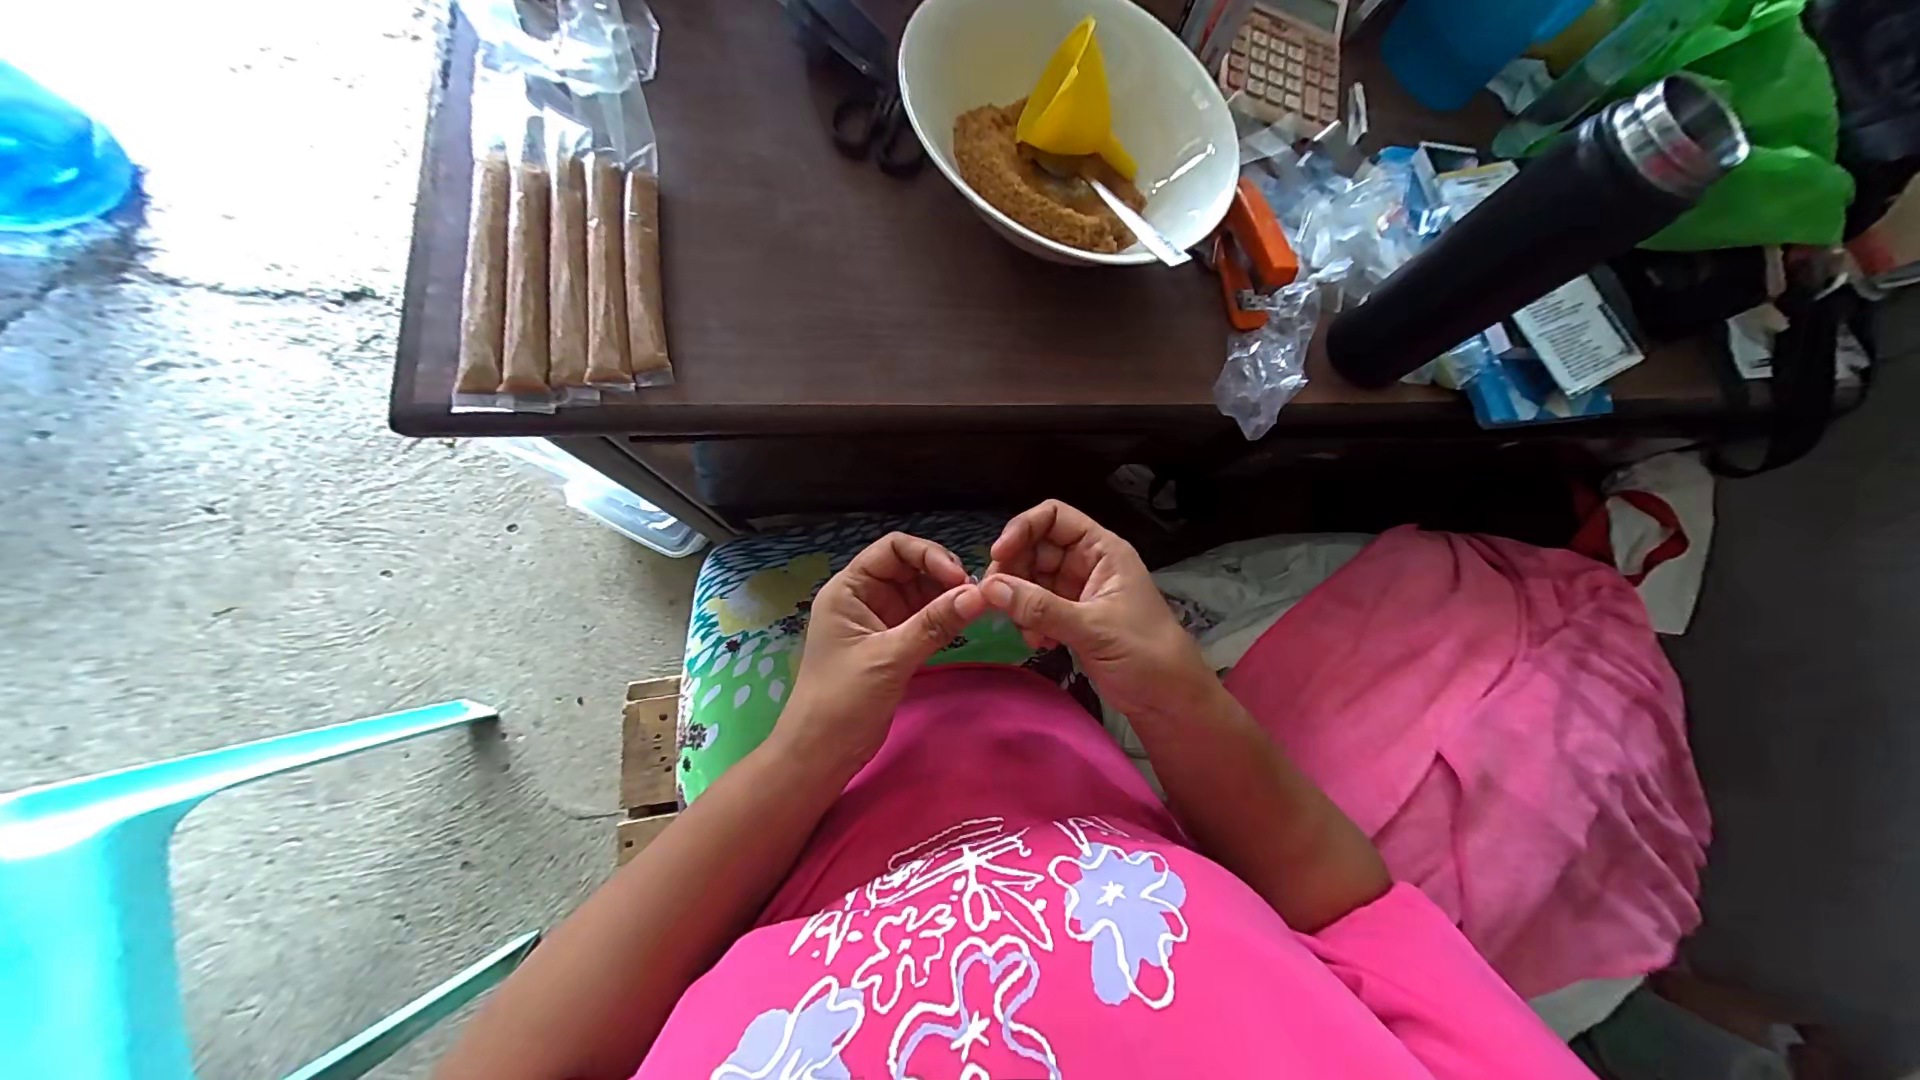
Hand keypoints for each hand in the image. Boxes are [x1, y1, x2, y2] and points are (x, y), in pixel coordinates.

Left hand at [775, 532, 985, 777]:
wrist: (821, 755)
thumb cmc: (842, 701)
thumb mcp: (889, 658)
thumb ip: (934, 624)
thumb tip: (980, 594)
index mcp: (849, 588)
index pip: (892, 548)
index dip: (928, 554)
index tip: (958, 578)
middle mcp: (864, 596)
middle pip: (911, 566)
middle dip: (943, 574)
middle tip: (974, 595)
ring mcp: (880, 619)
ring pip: (921, 592)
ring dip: (947, 595)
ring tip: (975, 608)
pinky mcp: (894, 642)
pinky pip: (924, 617)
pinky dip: (944, 617)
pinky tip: (964, 622)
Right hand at [982, 500, 1214, 720]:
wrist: (1169, 701)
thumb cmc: (1145, 654)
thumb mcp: (1093, 628)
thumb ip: (1041, 607)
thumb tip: (990, 588)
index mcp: (1101, 550)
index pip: (1053, 517)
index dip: (1022, 529)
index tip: (998, 555)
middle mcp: (1086, 563)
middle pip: (1034, 548)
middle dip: (1013, 571)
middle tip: (996, 600)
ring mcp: (1076, 591)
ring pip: (1030, 579)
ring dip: (1018, 601)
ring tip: (1026, 630)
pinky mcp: (1069, 618)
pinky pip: (1035, 607)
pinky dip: (1028, 621)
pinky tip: (1037, 642)